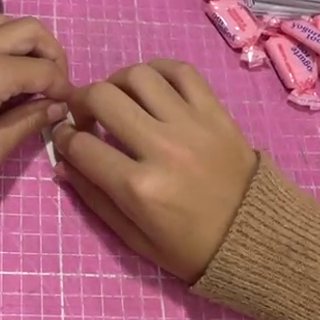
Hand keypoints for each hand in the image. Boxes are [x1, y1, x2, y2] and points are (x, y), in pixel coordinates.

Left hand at [0, 15, 73, 193]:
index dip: (63, 88)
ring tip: (36, 73)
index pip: (44, 69)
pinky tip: (9, 70)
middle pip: (31, 30)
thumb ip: (28, 122)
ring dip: (29, 41)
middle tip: (57, 84)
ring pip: (7, 22)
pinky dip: (6, 40)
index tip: (69, 107)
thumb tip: (56, 107)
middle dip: (53, 53)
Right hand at [52, 60, 256, 281]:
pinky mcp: (216, 112)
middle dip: (80, 102)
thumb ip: (95, 200)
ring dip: (116, 83)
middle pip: (102, 97)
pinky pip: (181, 71)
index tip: (63, 137)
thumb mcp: (135, 239)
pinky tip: (150, 86)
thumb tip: (64, 165)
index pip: (81, 145)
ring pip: (138, 76)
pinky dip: (158, 70)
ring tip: (117, 99)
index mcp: (139, 188)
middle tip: (84, 115)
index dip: (62, 138)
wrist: (258, 241)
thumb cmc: (191, 249)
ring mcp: (192, 125)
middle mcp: (162, 148)